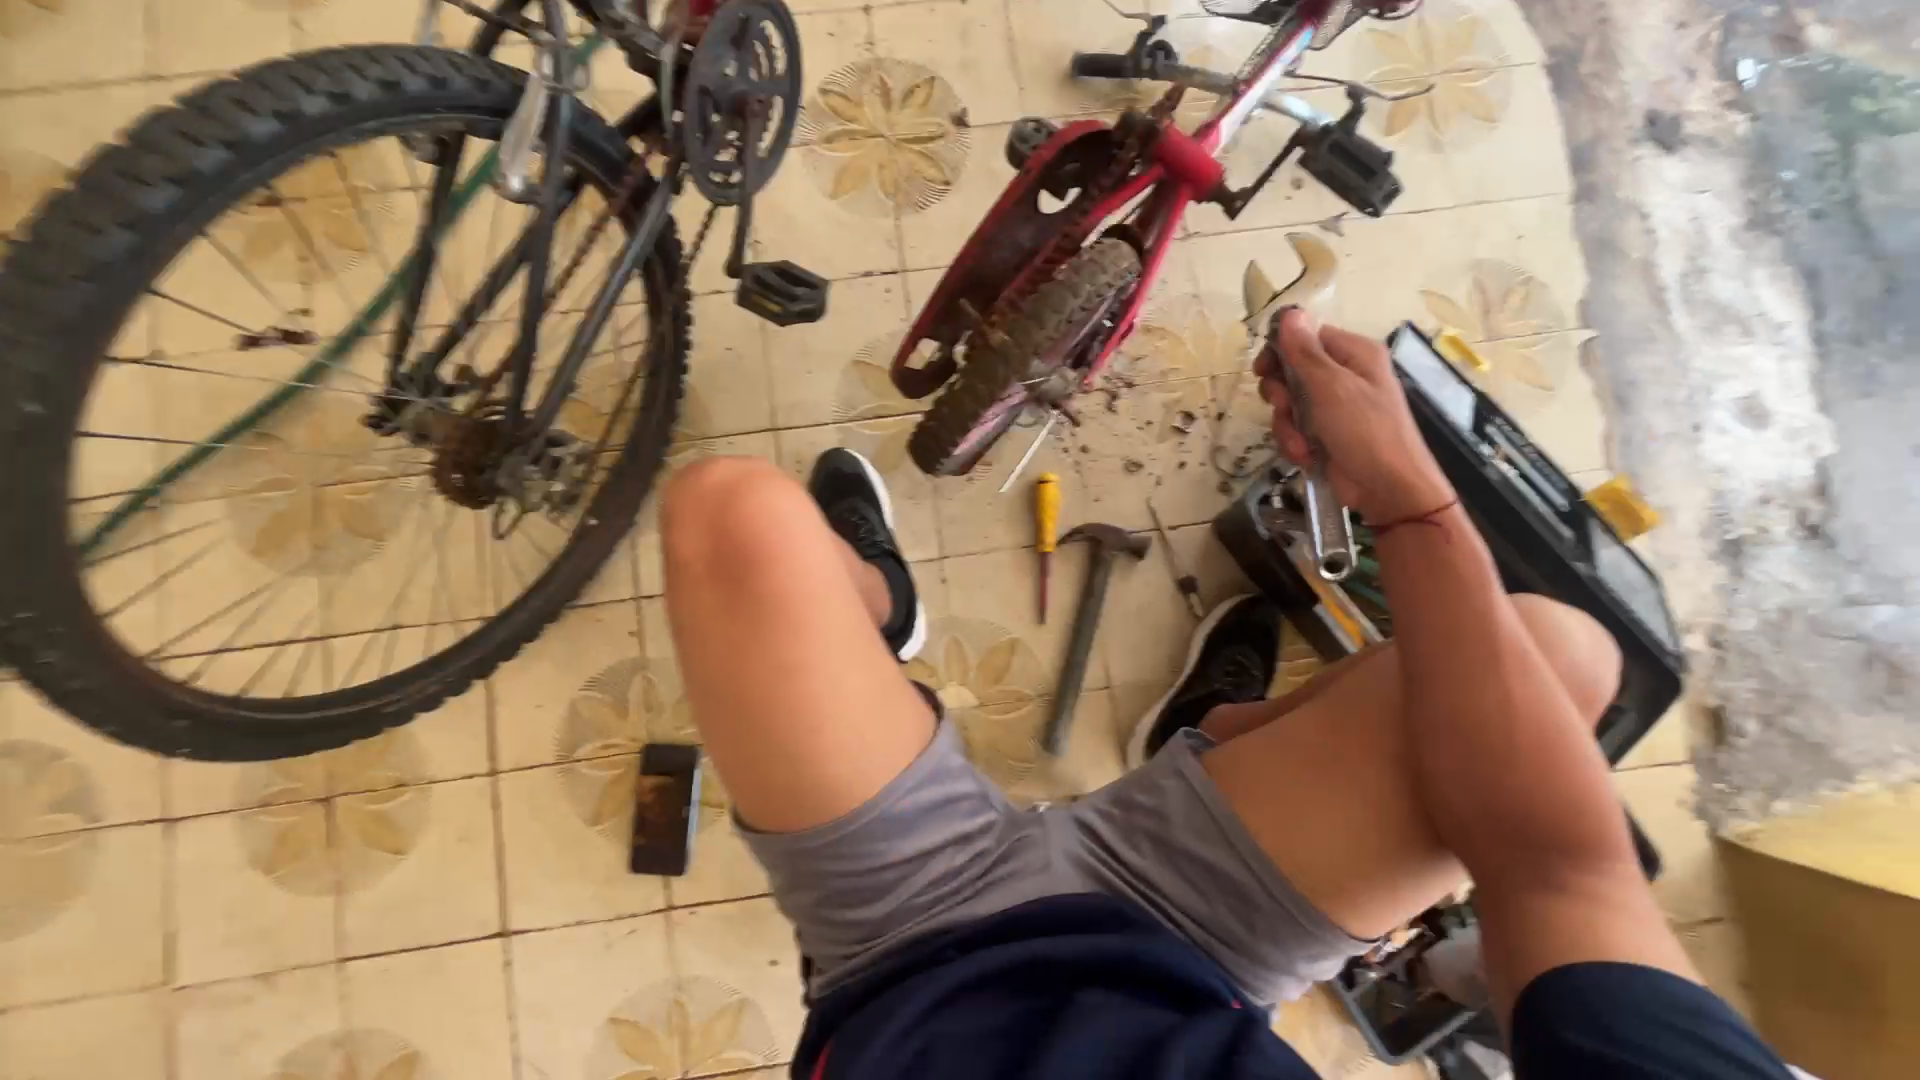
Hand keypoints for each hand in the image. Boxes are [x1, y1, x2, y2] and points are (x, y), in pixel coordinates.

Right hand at [1256, 308, 1455, 523]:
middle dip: (1281, 395)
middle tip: (1285, 407)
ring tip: (1302, 443)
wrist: (1388, 488)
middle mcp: (1344, 376)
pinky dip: (1295, 444)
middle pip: (1291, 371)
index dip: (1280, 352)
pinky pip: (1294, 430)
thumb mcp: (1331, 388)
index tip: (1263, 370)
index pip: (1306, 337)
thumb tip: (1288, 313)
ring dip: (1287, 426)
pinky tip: (1307, 456)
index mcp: (1354, 353)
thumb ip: (1305, 352)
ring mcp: (1333, 407)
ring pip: (1288, 405)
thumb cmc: (1366, 431)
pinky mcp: (1324, 435)